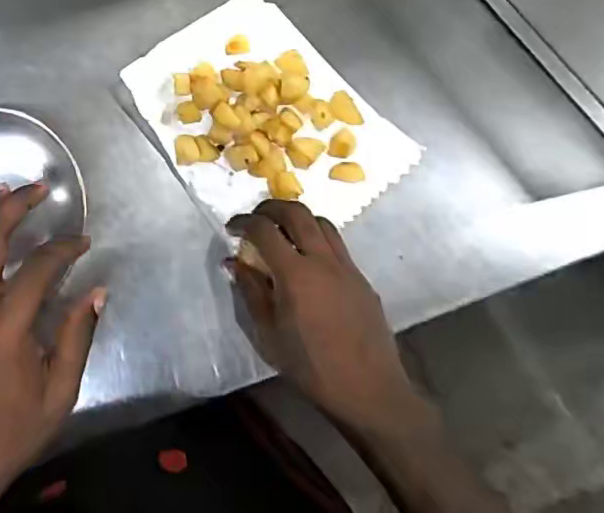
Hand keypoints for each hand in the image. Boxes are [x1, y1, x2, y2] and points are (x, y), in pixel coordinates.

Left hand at [0, 183, 106, 512]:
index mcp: (7, 330)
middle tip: (39, 188)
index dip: (63, 249)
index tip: (82, 242)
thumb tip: (95, 292)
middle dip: (15, 205)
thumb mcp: (58, 393)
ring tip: (1, 190)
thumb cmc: (12, 428)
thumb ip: (76, 338)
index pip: (38, 270)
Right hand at [226, 200, 425, 436]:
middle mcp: (323, 262)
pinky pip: (337, 246)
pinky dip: (317, 239)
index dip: (243, 222)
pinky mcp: (363, 281)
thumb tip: (235, 262)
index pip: (263, 229)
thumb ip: (250, 291)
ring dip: (297, 219)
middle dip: (270, 208)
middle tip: (255, 219)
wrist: (372, 394)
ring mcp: (348, 269)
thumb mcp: (268, 332)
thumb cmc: (312, 367)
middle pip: (297, 212)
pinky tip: (308, 262)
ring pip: (322, 223)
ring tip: (283, 233)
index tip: (231, 228)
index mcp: (295, 274)